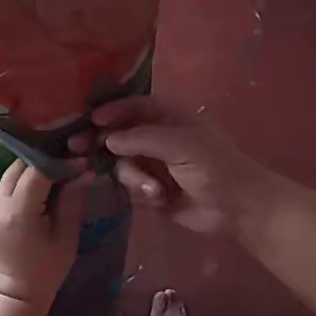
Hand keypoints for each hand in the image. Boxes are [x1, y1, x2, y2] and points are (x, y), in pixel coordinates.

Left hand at [0, 160, 86, 306]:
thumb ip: (72, 201)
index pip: (38, 170)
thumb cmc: (46, 270)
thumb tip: (84, 171)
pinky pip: (10, 180)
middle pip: (22, 164)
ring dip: (36, 165)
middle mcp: (1, 201)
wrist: (15, 292)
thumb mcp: (66, 236)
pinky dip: (27, 175)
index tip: (83, 161)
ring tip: (61, 168)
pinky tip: (46, 180)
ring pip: (14, 170)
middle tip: (72, 160)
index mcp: (19, 211)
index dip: (62, 162)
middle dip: (47, 158)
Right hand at [84, 96, 274, 235]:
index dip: (111, 110)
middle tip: (77, 148)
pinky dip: (140, 192)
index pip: (133, 106)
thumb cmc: (215, 167)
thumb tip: (107, 140)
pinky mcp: (151, 190)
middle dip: (102, 143)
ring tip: (153, 190)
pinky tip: (157, 199)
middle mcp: (158, 138)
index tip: (90, 120)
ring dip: (133, 177)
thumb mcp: (180, 144)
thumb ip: (141, 138)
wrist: (238, 209)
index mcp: (169, 118)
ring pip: (122, 164)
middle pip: (118, 134)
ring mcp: (153, 164)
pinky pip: (129, 186)